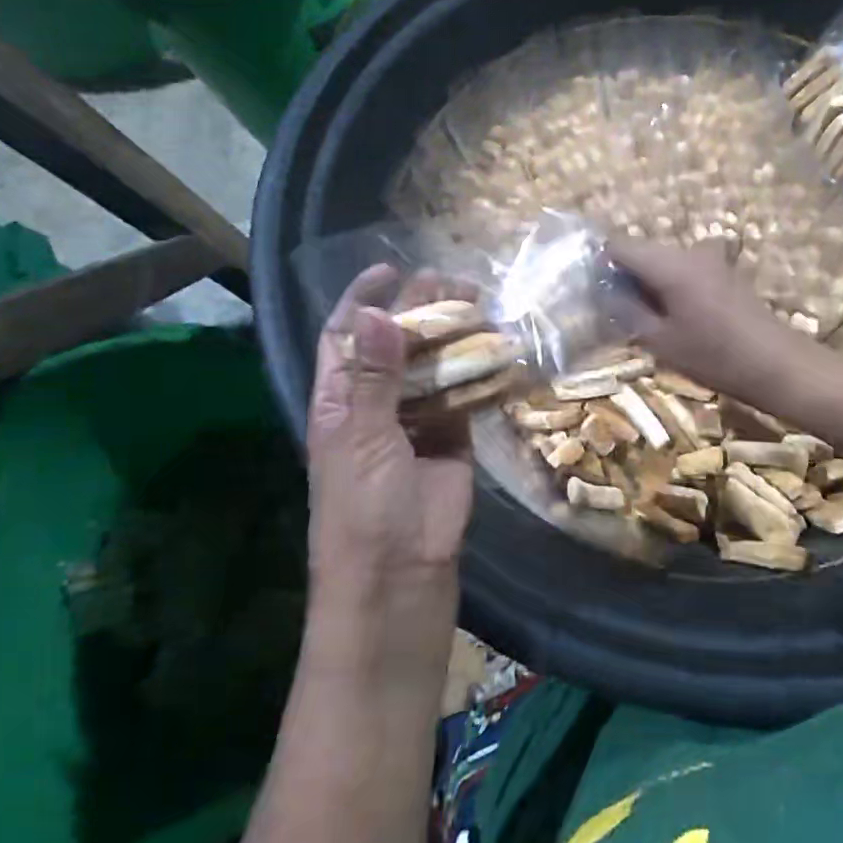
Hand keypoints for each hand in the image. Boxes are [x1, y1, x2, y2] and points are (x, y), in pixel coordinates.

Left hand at [306, 265, 474, 588]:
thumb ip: (375, 378)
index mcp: (340, 401)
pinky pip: (468, 398)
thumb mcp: (363, 438)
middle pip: (398, 346)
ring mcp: (419, 421)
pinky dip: (483, 377)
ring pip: (437, 368)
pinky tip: (502, 352)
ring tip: (482, 308)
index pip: (346, 337)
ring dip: (456, 339)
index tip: (391, 270)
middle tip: (453, 283)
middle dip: (420, 312)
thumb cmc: (364, 506)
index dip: (363, 300)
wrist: (402, 573)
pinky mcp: (455, 439)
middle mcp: (378, 404)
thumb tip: (375, 313)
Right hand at [608, 238, 817, 403]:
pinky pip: (686, 272)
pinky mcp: (725, 273)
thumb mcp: (660, 341)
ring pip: (665, 264)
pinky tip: (675, 319)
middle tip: (615, 313)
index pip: (619, 245)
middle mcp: (689, 250)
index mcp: (669, 263)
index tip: (593, 292)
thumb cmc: (714, 355)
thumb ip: (627, 311)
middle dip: (626, 277)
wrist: (776, 364)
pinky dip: (672, 289)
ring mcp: (711, 260)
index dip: (600, 264)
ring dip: (650, 285)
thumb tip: (605, 293)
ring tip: (645, 321)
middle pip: (643, 253)